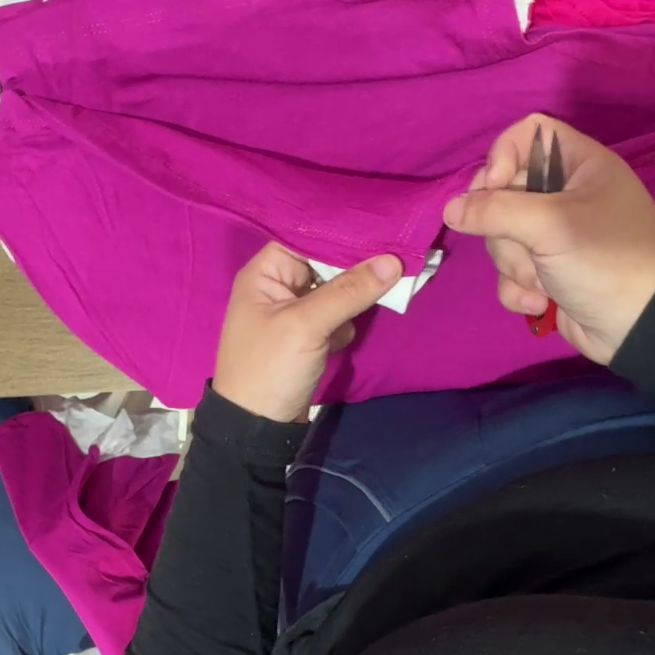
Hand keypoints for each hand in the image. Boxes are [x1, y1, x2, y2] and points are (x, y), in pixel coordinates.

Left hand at [211, 242, 401, 421]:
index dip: (344, 233)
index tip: (384, 226)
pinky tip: (362, 324)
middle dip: (358, 265)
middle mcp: (278, 287)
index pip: (308, 237)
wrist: (255, 429)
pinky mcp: (307, 338)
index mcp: (265, 273)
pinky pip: (336, 317)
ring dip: (358, 295)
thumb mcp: (307, 325)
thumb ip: (349, 291)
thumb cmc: (269, 368)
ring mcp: (293, 314)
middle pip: (326, 263)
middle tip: (399, 254)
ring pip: (335, 291)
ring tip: (393, 284)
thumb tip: (393, 261)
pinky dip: (349, 321)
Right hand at [442, 114, 654, 363]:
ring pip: (500, 237)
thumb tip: (450, 210)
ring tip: (542, 282)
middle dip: (504, 230)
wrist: (637, 325)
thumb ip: (495, 212)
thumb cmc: (604, 260)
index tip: (495, 187)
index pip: (526, 134)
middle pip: (503, 193)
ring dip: (514, 266)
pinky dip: (518, 288)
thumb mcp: (551, 227)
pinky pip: (508, 271)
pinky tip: (540, 301)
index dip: (502, 156)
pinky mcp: (543, 270)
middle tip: (525, 247)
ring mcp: (552, 235)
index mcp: (579, 165)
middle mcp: (564, 194)